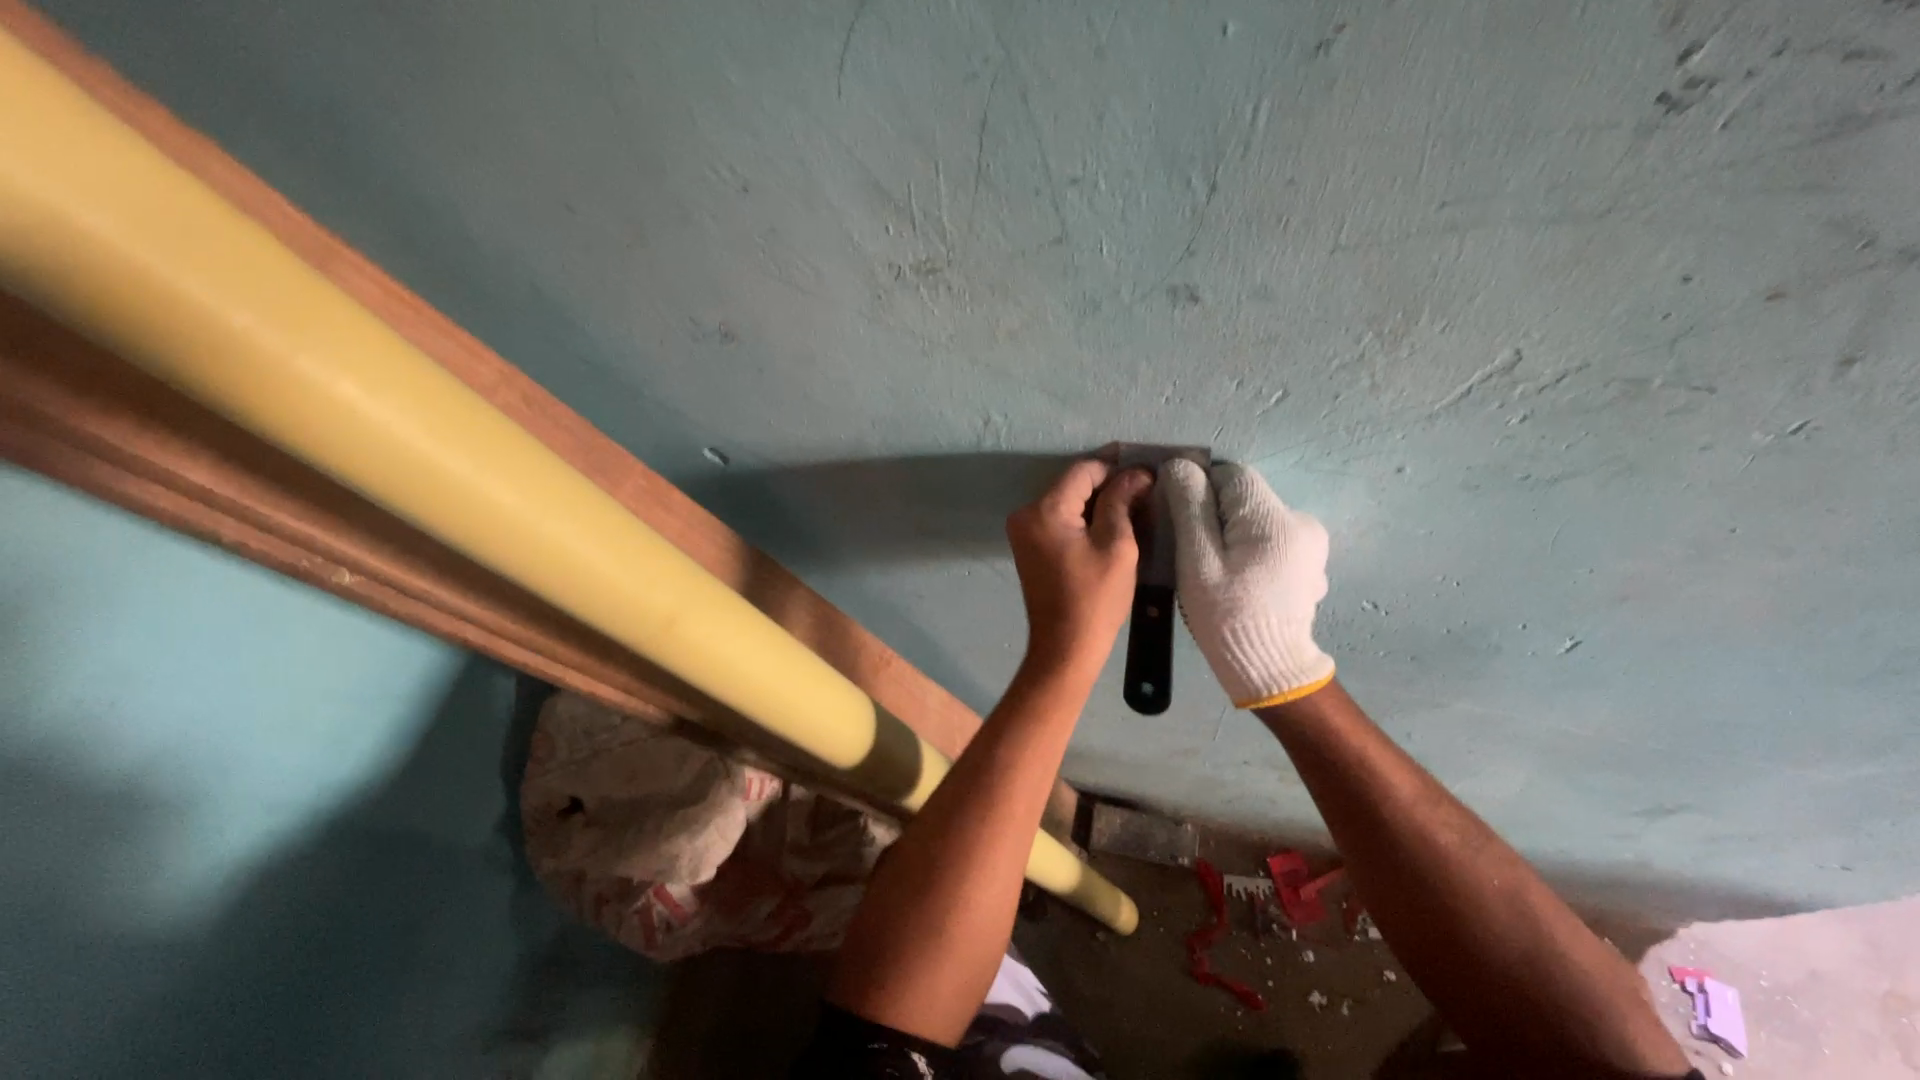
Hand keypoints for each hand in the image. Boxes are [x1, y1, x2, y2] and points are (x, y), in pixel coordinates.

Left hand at [1005, 460, 1153, 669]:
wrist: (1066, 647)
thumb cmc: (1095, 598)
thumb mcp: (1116, 545)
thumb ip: (1121, 501)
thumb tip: (1136, 473)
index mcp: (1044, 510)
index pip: (1083, 471)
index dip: (1117, 468)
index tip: (1148, 474)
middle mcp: (1026, 514)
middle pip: (1073, 484)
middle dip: (1109, 485)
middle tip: (1146, 492)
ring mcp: (1024, 532)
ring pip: (1068, 502)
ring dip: (1098, 503)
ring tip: (1135, 508)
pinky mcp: (1030, 547)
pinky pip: (1060, 520)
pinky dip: (1084, 519)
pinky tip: (1111, 526)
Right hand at [1161, 460, 1335, 707]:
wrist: (1272, 670)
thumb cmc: (1229, 615)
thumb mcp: (1197, 561)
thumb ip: (1190, 507)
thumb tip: (1181, 466)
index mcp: (1275, 518)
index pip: (1231, 475)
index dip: (1200, 490)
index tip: (1182, 523)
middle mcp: (1301, 522)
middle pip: (1245, 498)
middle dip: (1215, 516)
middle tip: (1194, 554)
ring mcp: (1311, 546)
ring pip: (1256, 520)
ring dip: (1232, 535)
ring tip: (1217, 573)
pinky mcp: (1309, 566)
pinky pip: (1270, 542)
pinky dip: (1250, 552)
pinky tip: (1240, 583)